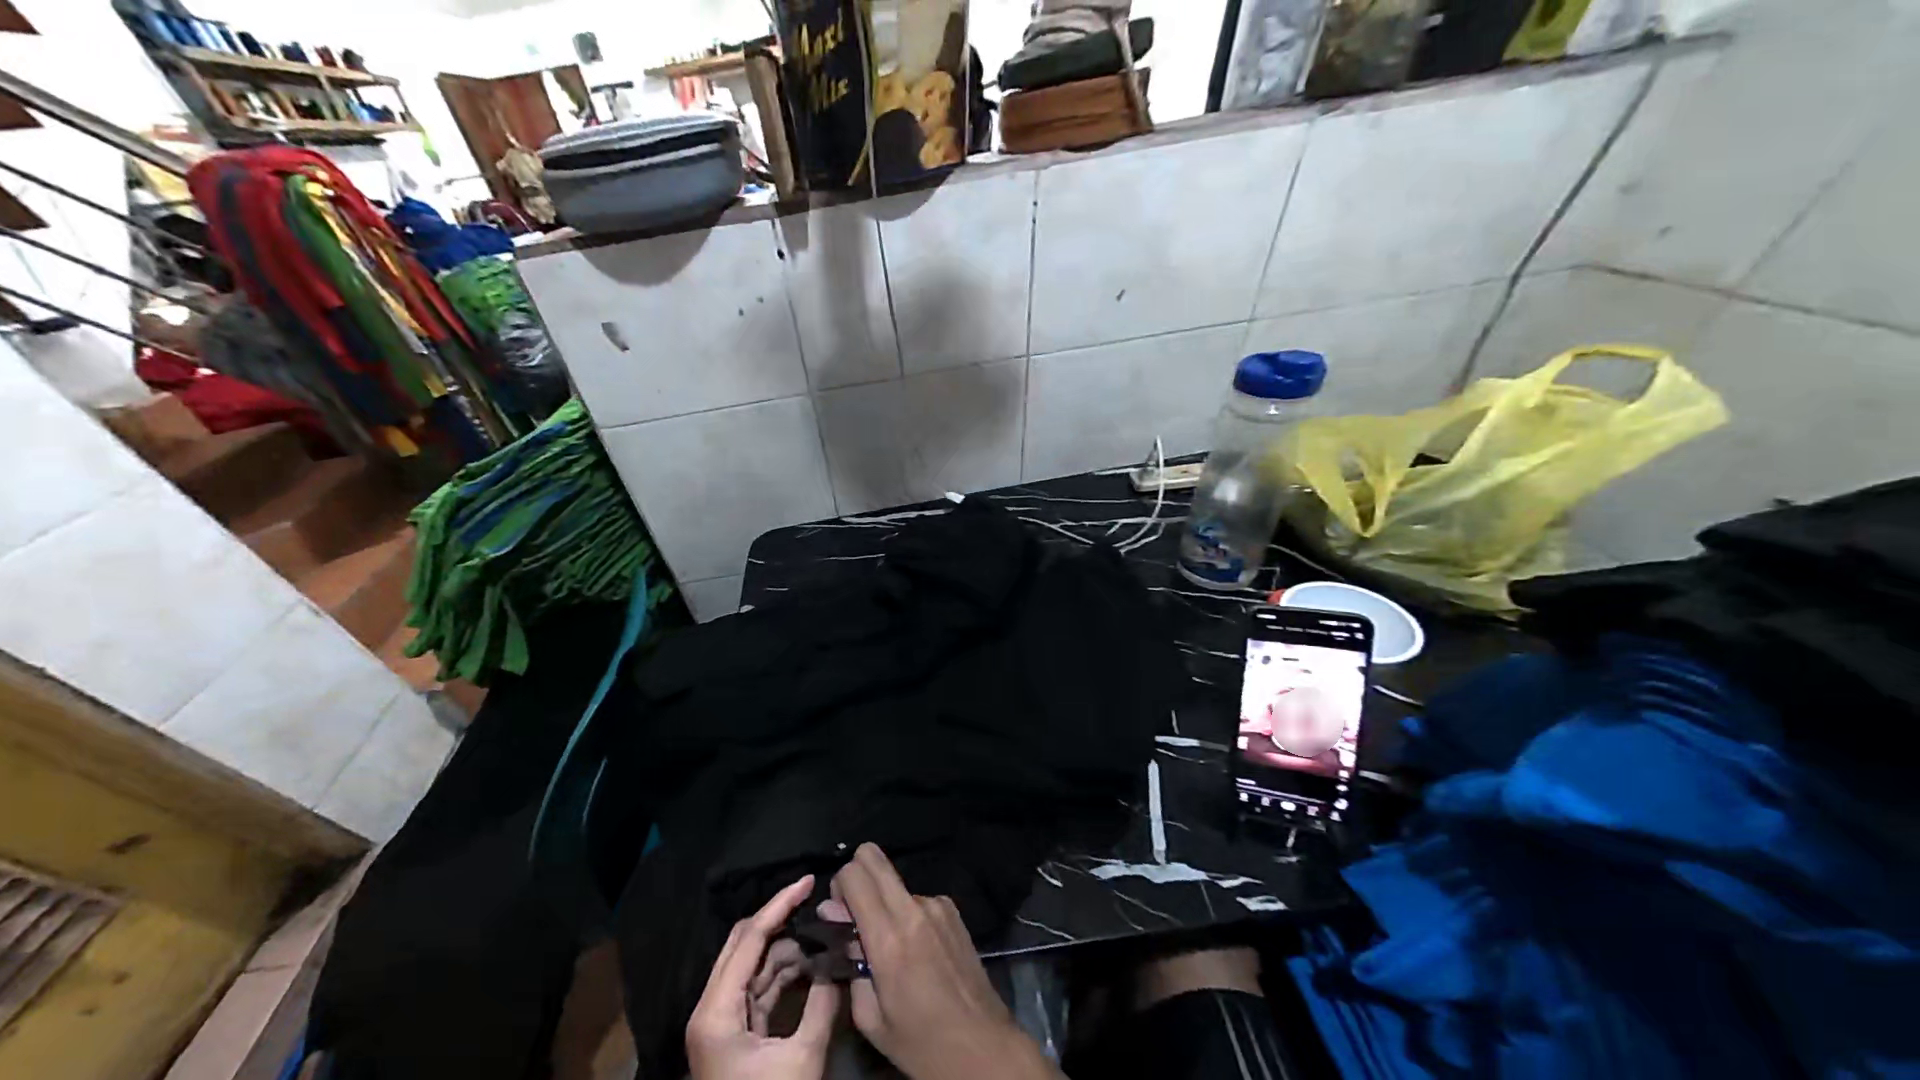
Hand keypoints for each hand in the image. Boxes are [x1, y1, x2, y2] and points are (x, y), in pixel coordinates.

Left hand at [687, 874, 841, 1079]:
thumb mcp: (802, 1058)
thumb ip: (822, 1004)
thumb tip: (837, 964)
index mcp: (717, 1010)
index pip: (750, 938)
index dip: (780, 905)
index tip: (809, 880)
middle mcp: (712, 1008)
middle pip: (745, 945)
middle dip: (782, 923)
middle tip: (817, 905)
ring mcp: (721, 1022)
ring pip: (754, 966)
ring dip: (788, 952)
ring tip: (823, 942)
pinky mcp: (734, 1034)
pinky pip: (759, 989)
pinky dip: (785, 976)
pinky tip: (813, 968)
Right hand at [829, 844, 1061, 1079]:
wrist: (982, 1045)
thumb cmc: (921, 1041)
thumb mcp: (870, 1017)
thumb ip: (849, 960)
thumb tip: (835, 920)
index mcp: (888, 938)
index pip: (854, 875)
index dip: (838, 886)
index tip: (838, 916)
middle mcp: (913, 909)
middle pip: (873, 857)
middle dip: (856, 876)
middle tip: (854, 916)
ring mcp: (938, 905)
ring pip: (895, 883)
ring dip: (884, 903)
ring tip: (891, 947)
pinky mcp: (954, 911)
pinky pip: (917, 899)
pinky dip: (907, 914)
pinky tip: (916, 950)